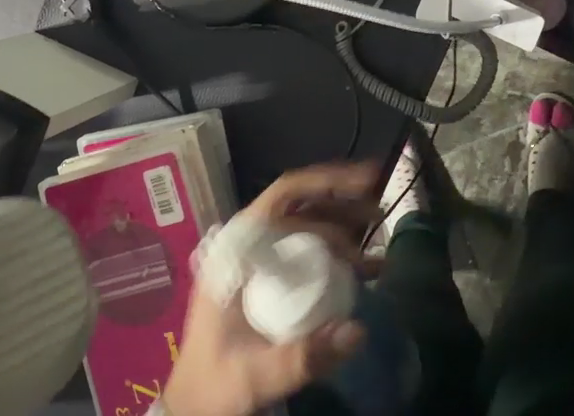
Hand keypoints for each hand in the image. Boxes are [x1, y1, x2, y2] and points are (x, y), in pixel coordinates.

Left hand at [162, 163, 379, 415]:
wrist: (193, 409)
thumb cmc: (214, 384)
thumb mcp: (256, 374)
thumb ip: (303, 355)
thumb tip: (358, 329)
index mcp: (236, 250)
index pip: (283, 196)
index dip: (325, 182)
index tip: (363, 183)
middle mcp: (248, 247)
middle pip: (302, 207)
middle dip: (344, 207)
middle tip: (380, 217)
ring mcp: (259, 263)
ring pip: (308, 229)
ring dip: (345, 233)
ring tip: (378, 253)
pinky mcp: (270, 282)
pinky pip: (307, 255)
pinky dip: (337, 258)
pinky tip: (364, 274)